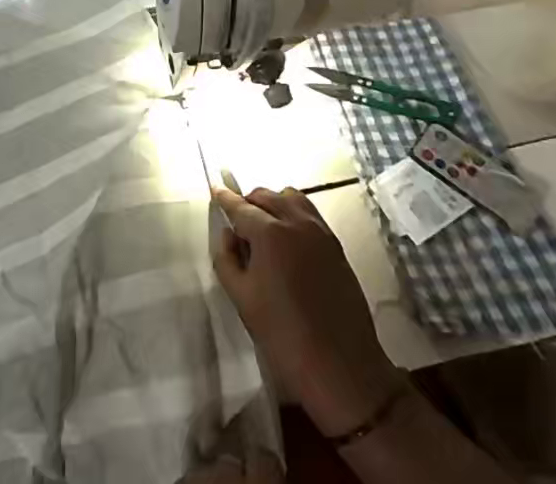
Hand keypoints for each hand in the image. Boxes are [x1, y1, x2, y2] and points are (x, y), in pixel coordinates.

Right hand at [211, 186, 409, 437]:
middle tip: (236, 222)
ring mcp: (320, 232)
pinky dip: (293, 213)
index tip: (214, 190)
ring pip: (292, 198)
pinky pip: (310, 214)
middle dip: (248, 202)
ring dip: (273, 203)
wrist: (340, 365)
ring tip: (263, 228)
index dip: (225, 198)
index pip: (241, 206)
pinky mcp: (336, 246)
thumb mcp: (241, 297)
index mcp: (270, 233)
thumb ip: (226, 258)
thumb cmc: (282, 334)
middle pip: (267, 196)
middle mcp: (297, 223)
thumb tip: (228, 234)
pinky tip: (286, 239)